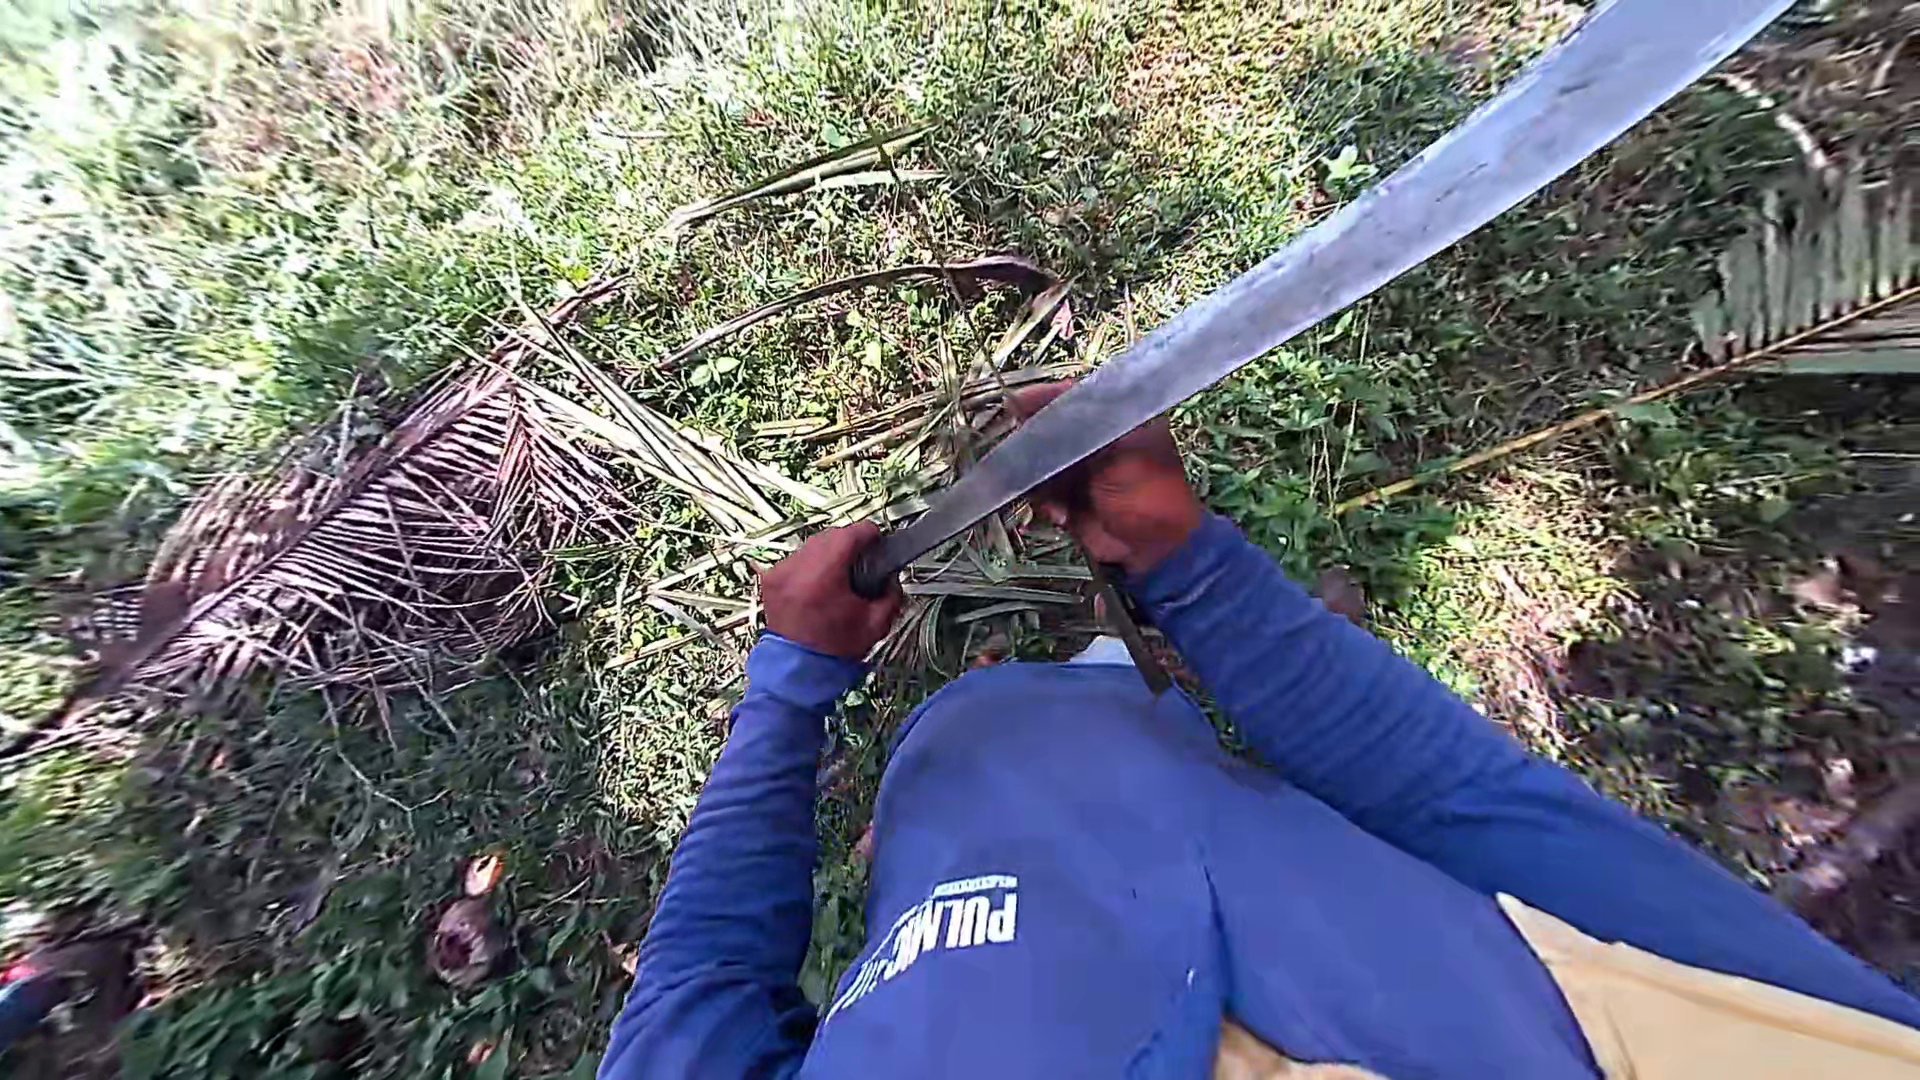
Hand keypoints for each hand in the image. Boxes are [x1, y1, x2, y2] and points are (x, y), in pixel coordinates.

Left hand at [761, 521, 904, 658]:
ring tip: (842, 572)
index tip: (878, 539)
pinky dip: (812, 565)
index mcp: (823, 575)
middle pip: (830, 535)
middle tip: (864, 558)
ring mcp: (781, 572)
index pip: (850, 534)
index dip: (869, 534)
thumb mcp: (875, 624)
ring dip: (830, 552)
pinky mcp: (772, 580)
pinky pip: (797, 560)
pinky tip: (821, 583)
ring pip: (812, 545)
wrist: (797, 672)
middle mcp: (797, 568)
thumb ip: (891, 594)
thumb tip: (891, 577)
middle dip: (850, 543)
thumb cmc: (836, 649)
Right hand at [1011, 381, 1202, 576]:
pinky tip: (1062, 514)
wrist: (1152, 548)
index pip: (1075, 397)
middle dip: (1035, 444)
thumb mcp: (1121, 450)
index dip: (1045, 399)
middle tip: (1023, 453)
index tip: (1017, 404)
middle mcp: (1096, 440)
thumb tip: (1048, 411)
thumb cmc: (1148, 492)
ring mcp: (1080, 469)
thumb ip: (1085, 427)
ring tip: (1051, 494)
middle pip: (1050, 429)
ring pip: (1040, 461)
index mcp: (1118, 417)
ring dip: (1040, 479)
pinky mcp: (1067, 497)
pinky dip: (1046, 503)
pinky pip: (1041, 491)